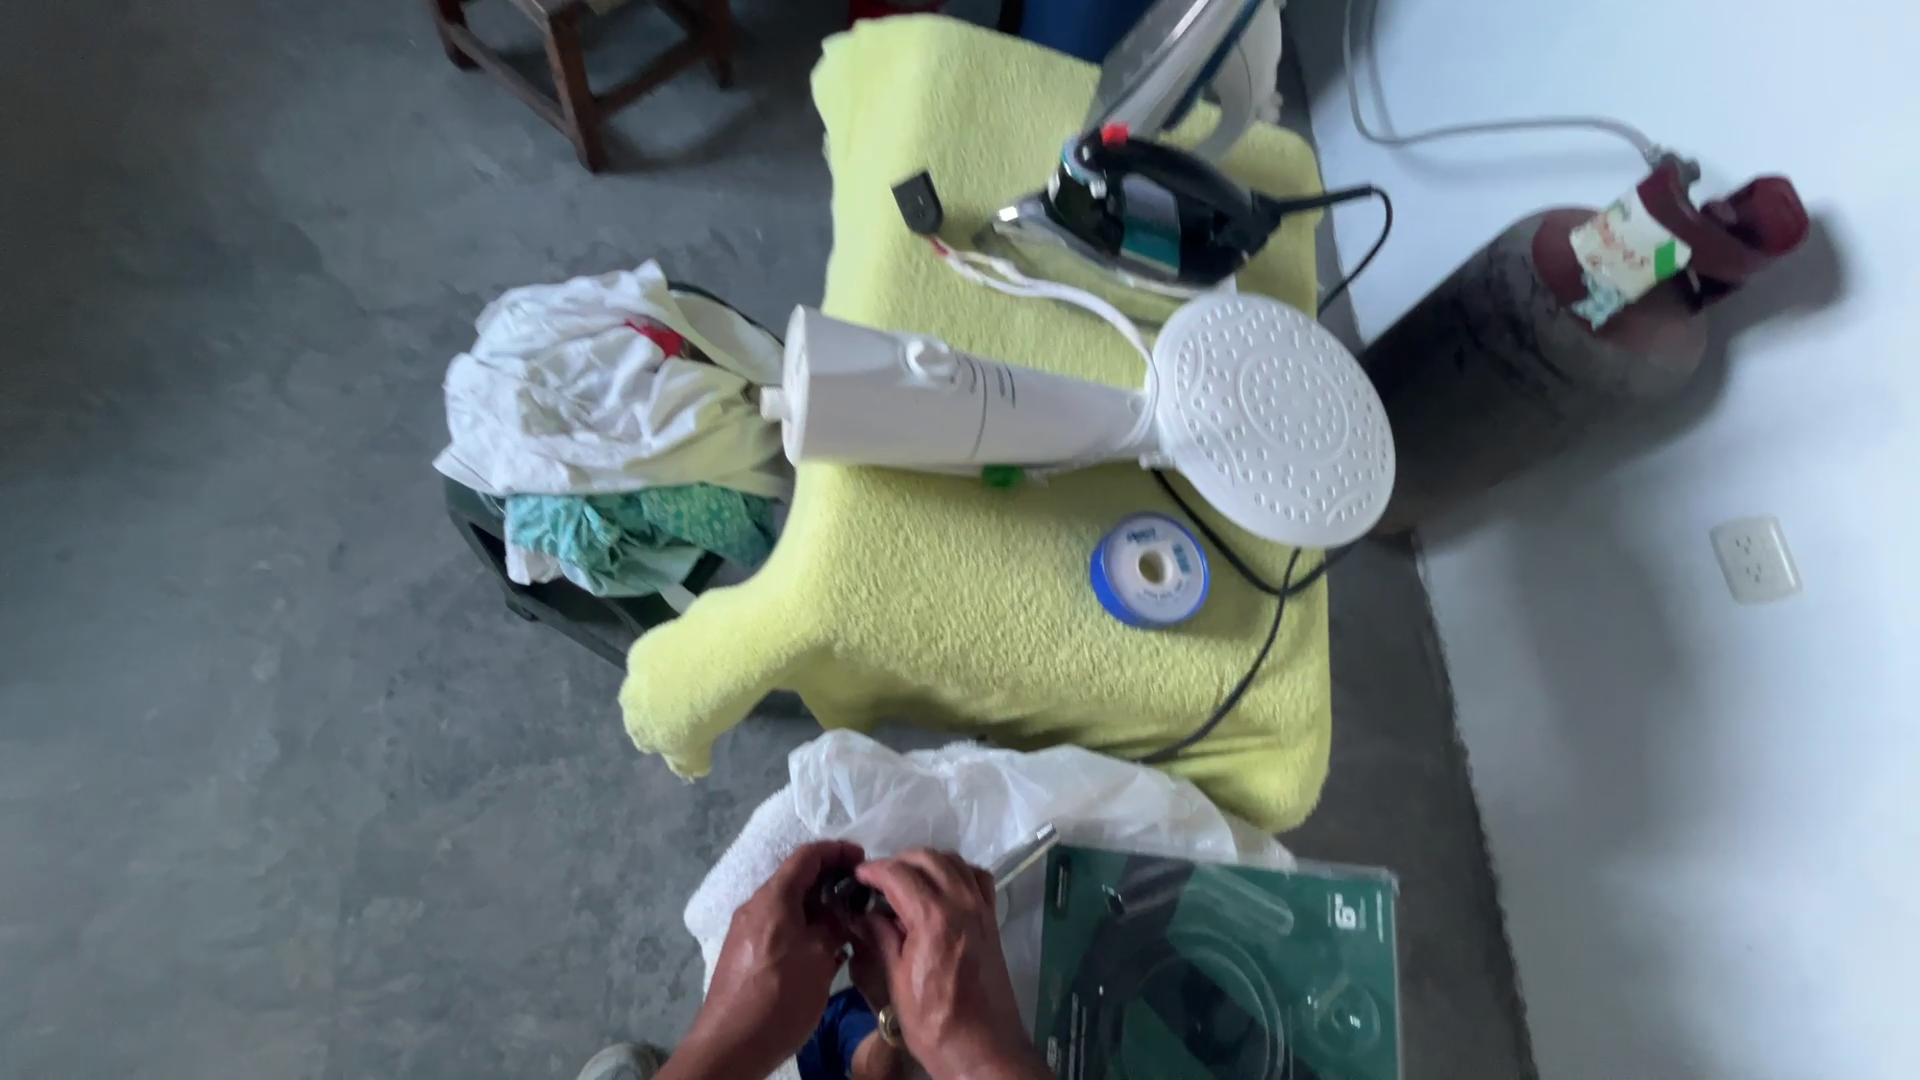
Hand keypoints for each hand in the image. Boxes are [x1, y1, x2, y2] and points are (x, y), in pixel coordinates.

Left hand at [671, 841, 864, 1077]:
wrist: (728, 1049)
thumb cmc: (779, 996)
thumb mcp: (819, 957)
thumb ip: (833, 925)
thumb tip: (839, 914)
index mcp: (774, 897)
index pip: (808, 855)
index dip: (838, 850)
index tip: (862, 859)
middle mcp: (756, 906)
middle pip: (797, 878)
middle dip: (830, 880)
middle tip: (859, 894)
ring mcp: (747, 931)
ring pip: (789, 904)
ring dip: (818, 907)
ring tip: (847, 923)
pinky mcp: (745, 954)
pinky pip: (780, 926)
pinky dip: (804, 926)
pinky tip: (824, 950)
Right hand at [853, 850, 1049, 1079]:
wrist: (983, 1049)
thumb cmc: (934, 1023)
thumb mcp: (897, 981)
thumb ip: (882, 937)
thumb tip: (864, 912)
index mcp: (933, 917)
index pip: (898, 874)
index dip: (874, 870)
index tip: (857, 876)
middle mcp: (960, 902)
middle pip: (927, 858)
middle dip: (898, 861)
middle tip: (878, 879)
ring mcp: (980, 907)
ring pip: (953, 860)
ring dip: (926, 862)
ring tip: (905, 880)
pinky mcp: (992, 918)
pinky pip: (976, 877)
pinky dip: (957, 871)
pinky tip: (942, 886)